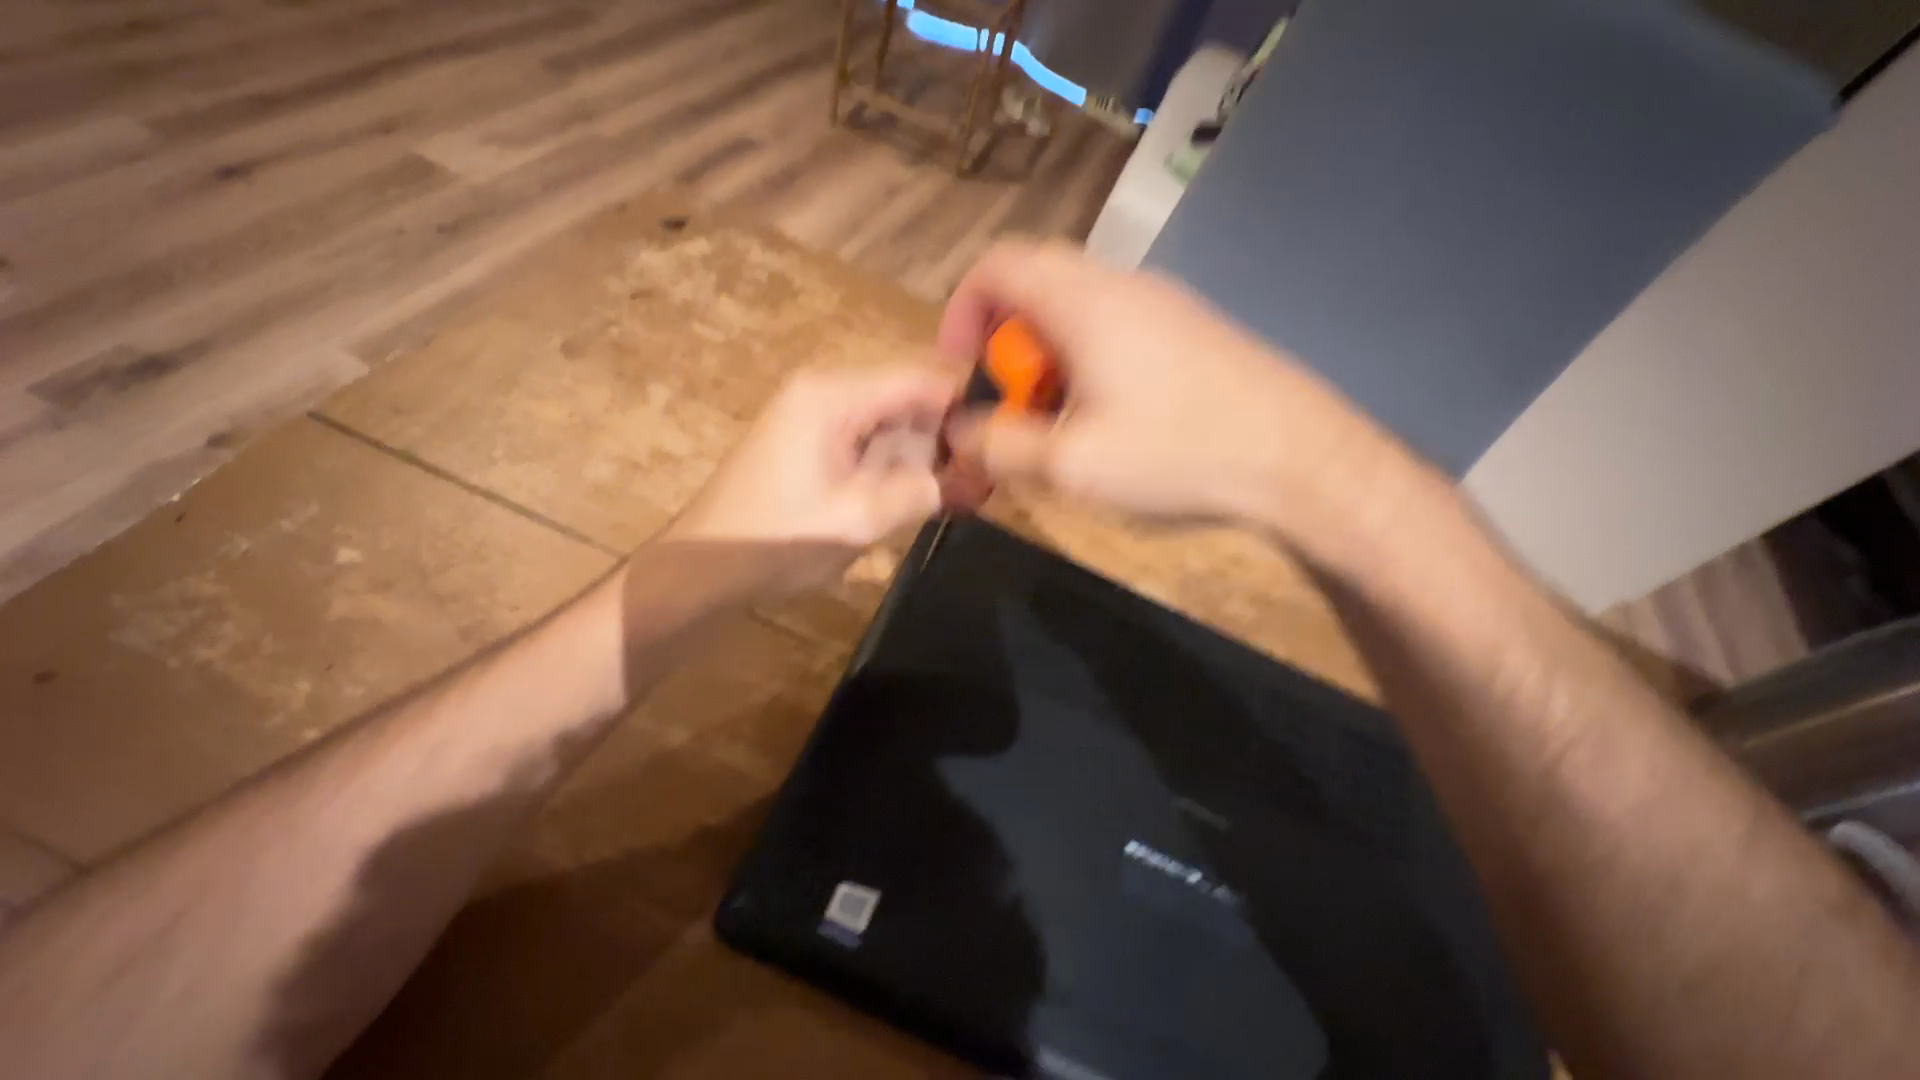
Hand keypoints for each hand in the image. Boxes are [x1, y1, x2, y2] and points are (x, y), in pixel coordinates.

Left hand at [662, 363, 961, 592]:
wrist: (701, 569)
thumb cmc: (775, 540)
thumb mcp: (858, 520)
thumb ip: (922, 491)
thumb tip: (977, 476)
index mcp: (833, 395)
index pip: (920, 378)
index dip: (968, 403)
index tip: (1010, 434)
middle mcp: (827, 392)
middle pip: (909, 400)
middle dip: (949, 437)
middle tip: (991, 477)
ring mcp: (818, 417)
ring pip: (894, 425)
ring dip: (927, 458)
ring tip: (968, 492)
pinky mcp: (814, 443)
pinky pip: (872, 444)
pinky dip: (899, 468)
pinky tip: (927, 495)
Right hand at [940, 241, 1374, 527]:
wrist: (1302, 460)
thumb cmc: (1178, 454)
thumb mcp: (1072, 465)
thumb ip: (1002, 445)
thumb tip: (960, 432)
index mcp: (1083, 301)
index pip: (997, 265)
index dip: (962, 311)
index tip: (961, 370)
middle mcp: (1123, 284)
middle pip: (1037, 282)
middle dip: (1007, 341)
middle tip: (1014, 403)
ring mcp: (1165, 302)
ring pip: (1080, 307)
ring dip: (1050, 356)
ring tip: (1062, 420)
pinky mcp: (1193, 329)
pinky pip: (1118, 325)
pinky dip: (1090, 360)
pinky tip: (1113, 418)